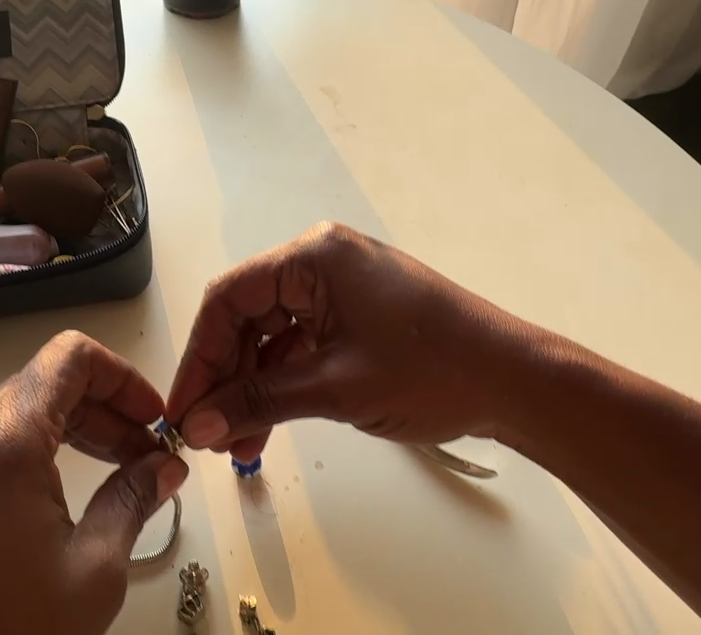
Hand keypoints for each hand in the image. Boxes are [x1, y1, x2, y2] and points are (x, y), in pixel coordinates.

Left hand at [0, 331, 189, 634]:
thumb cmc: (11, 633)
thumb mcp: (92, 570)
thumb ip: (132, 499)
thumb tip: (166, 464)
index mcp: (5, 436)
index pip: (70, 358)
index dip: (122, 378)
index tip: (152, 418)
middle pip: (45, 380)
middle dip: (104, 410)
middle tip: (143, 455)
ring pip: (12, 399)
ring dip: (64, 419)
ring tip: (102, 460)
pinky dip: (5, 423)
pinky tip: (25, 457)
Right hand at [166, 223, 521, 462]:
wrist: (517, 382)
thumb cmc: (431, 371)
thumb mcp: (336, 387)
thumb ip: (259, 402)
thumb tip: (195, 427)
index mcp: (313, 256)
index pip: (231, 297)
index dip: (200, 354)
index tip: (182, 408)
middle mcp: (320, 262)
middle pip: (248, 315)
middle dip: (226, 375)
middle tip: (208, 433)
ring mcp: (339, 288)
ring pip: (272, 335)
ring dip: (253, 386)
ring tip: (236, 444)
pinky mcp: (355, 315)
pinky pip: (301, 344)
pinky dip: (283, 382)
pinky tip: (267, 426)